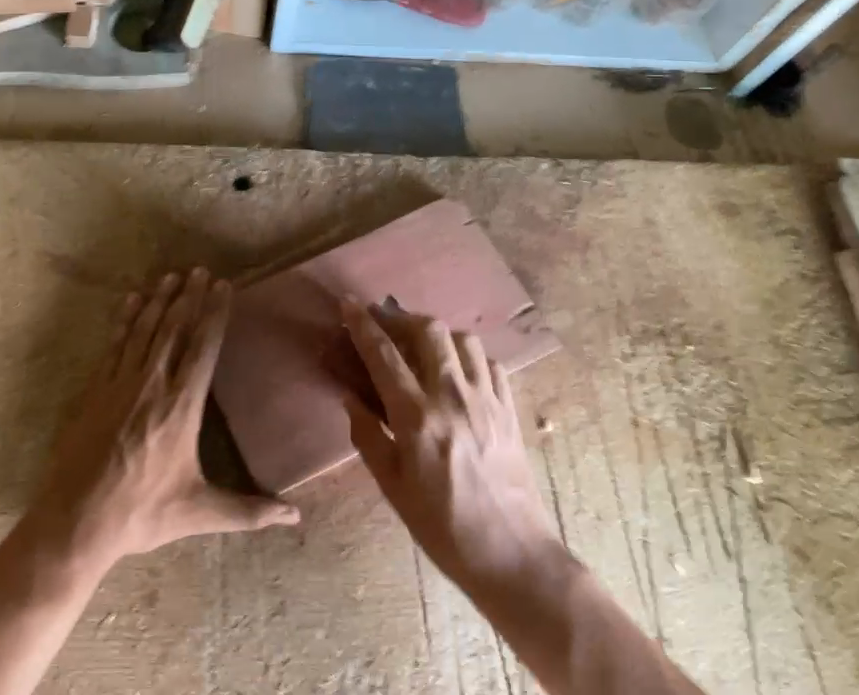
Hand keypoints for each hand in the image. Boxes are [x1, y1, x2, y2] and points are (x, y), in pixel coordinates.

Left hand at [28, 270, 300, 569]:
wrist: (77, 519)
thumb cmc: (143, 514)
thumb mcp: (201, 512)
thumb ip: (250, 511)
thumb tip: (294, 518)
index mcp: (181, 407)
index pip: (203, 348)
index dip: (214, 314)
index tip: (223, 286)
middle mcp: (152, 385)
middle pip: (174, 329)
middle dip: (189, 297)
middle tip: (200, 270)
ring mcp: (119, 384)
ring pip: (143, 330)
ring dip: (158, 301)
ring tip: (171, 276)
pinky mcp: (95, 391)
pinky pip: (114, 345)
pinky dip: (124, 320)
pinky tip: (130, 302)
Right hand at [341, 299, 558, 599]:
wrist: (511, 554)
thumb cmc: (441, 526)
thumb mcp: (391, 486)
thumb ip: (368, 436)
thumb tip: (351, 397)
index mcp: (417, 417)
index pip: (383, 355)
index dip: (362, 324)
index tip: (348, 304)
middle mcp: (453, 397)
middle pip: (428, 331)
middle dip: (402, 318)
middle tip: (386, 326)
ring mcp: (487, 400)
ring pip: (463, 340)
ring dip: (438, 335)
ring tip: (423, 348)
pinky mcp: (510, 410)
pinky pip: (491, 365)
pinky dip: (470, 359)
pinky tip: (460, 375)